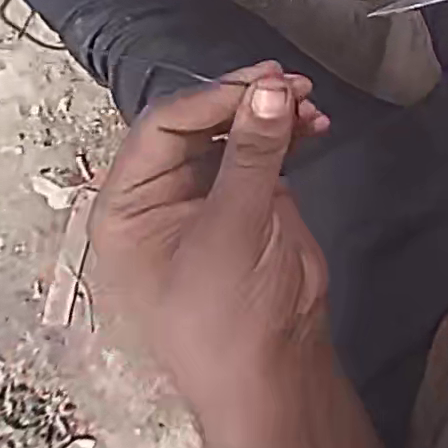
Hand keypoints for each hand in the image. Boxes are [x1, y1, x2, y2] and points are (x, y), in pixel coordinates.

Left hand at [88, 62, 332, 410]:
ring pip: (237, 127)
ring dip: (274, 110)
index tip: (264, 82)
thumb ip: (252, 154)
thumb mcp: (233, 230)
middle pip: (201, 119)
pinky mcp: (251, 193)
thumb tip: (271, 88)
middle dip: (247, 98)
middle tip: (292, 84)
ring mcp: (211, 189)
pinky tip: (316, 124)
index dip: (213, 97)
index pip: (164, 126)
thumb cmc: (229, 312)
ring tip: (310, 104)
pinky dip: (291, 130)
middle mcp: (166, 190)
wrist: (277, 365)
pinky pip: (266, 145)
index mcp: (131, 203)